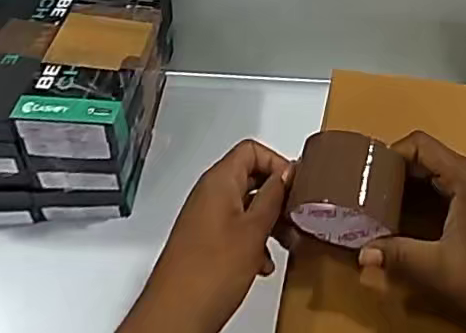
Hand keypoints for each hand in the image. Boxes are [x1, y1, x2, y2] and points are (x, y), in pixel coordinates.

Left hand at [119, 140, 292, 332]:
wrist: (172, 321)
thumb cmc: (210, 273)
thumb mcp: (254, 230)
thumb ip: (273, 196)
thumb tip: (286, 172)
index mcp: (219, 180)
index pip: (252, 150)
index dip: (276, 163)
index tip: (293, 185)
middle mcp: (209, 194)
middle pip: (250, 176)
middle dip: (275, 195)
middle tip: (294, 215)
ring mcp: (203, 219)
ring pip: (245, 205)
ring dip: (267, 221)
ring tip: (283, 243)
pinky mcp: (201, 243)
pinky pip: (234, 227)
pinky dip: (252, 239)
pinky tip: (262, 263)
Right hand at [358, 132, 465, 330]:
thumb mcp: (439, 267)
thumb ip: (400, 255)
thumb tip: (363, 251)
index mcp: (460, 175)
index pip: (419, 143)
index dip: (392, 153)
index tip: (369, 174)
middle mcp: (464, 173)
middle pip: (421, 154)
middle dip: (393, 168)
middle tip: (367, 188)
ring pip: (427, 171)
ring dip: (402, 182)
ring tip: (376, 200)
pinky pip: (434, 186)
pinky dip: (414, 194)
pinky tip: (397, 214)